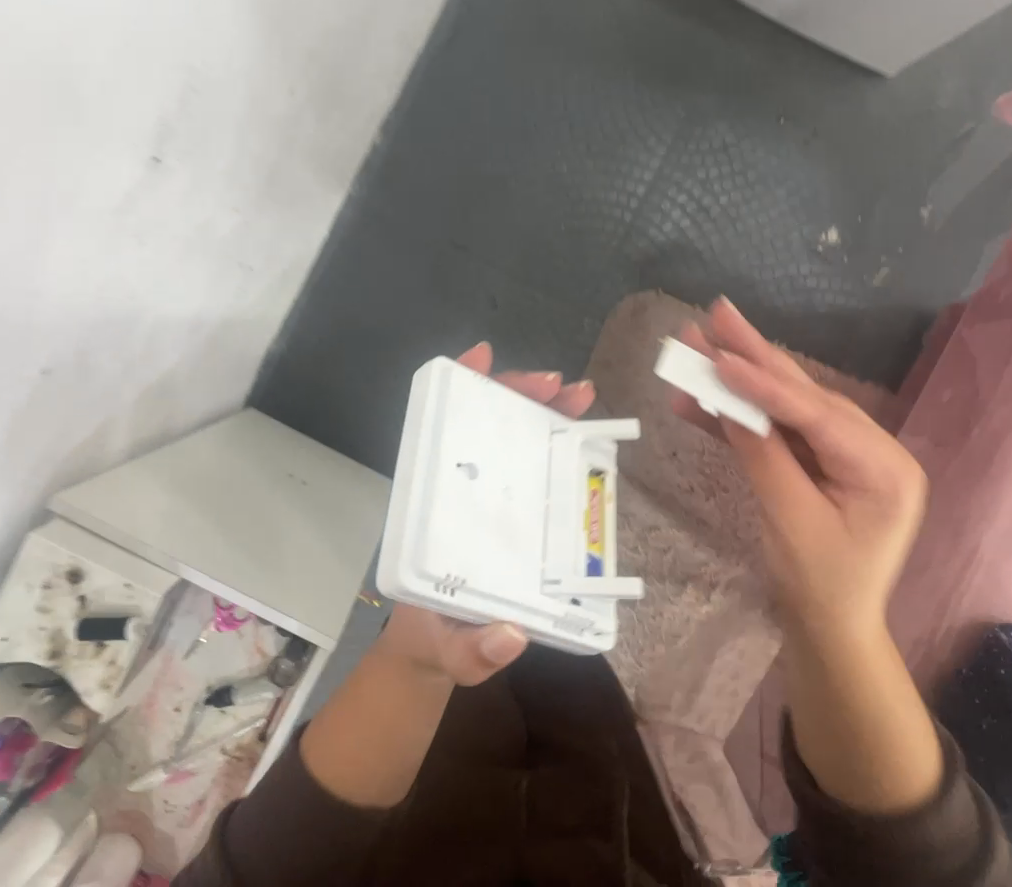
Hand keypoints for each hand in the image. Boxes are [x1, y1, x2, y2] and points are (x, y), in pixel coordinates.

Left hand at [371, 340, 596, 685]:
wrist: (438, 648)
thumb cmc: (435, 640)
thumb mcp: (448, 652)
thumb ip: (472, 650)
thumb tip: (512, 634)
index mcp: (431, 511)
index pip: (439, 437)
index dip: (459, 392)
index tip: (481, 359)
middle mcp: (457, 492)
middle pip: (481, 427)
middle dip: (516, 394)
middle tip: (559, 388)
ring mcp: (486, 498)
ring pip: (510, 439)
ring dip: (542, 409)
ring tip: (578, 397)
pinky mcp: (512, 513)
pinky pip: (532, 468)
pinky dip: (554, 440)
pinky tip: (580, 427)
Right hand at [672, 298, 926, 639]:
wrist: (830, 627)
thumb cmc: (820, 583)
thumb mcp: (791, 521)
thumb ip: (763, 457)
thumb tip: (727, 403)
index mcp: (883, 467)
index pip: (816, 413)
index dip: (763, 383)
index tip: (719, 354)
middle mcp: (871, 448)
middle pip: (803, 395)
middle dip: (754, 357)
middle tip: (716, 314)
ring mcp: (845, 453)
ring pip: (785, 406)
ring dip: (739, 380)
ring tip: (699, 345)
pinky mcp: (820, 462)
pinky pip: (778, 431)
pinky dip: (739, 417)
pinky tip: (701, 399)